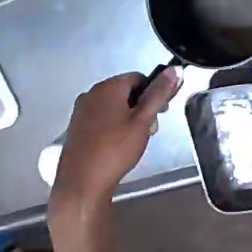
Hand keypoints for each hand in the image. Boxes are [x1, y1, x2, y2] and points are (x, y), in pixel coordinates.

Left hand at [51, 67, 182, 207]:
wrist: (83, 181)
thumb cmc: (116, 148)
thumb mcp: (144, 120)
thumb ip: (159, 94)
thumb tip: (174, 69)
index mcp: (107, 88)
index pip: (138, 77)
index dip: (154, 92)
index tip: (162, 111)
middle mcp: (91, 94)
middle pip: (125, 91)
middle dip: (142, 106)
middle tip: (150, 128)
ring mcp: (82, 110)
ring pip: (115, 105)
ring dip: (130, 116)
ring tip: (137, 138)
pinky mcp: (77, 126)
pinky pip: (103, 117)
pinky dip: (115, 125)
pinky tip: (120, 143)